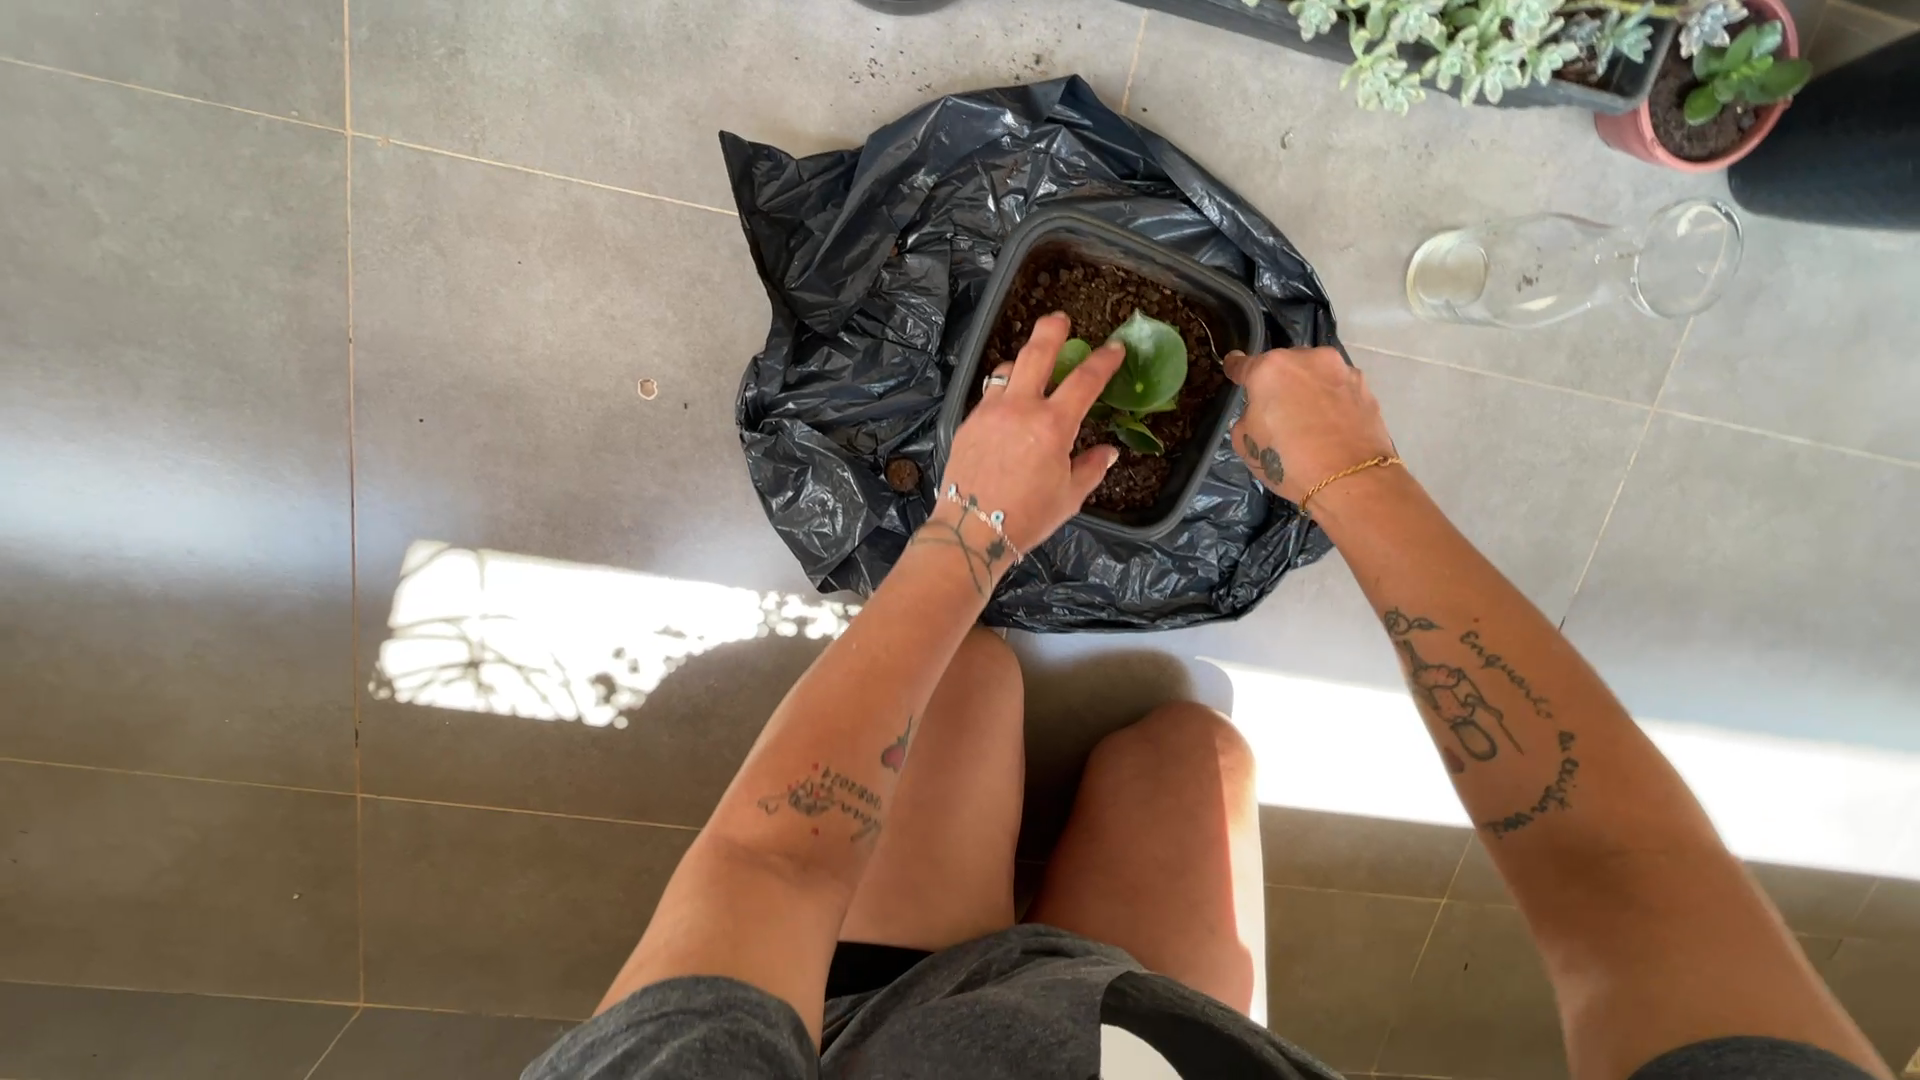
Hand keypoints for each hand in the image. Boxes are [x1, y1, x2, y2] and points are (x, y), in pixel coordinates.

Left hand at [936, 312, 1124, 555]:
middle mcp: (1020, 409)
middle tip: (1060, 319)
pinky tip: (1007, 403)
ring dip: (1022, 362)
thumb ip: (1090, 468)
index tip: (1114, 348)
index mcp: (1053, 425)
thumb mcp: (1069, 497)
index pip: (1085, 381)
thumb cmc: (1027, 517)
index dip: (1103, 361)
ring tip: (1030, 365)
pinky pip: (989, 394)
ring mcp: (990, 412)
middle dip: (1051, 330)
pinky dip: (1002, 390)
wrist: (972, 530)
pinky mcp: (969, 423)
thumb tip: (1107, 452)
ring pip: (1007, 370)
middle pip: (1037, 354)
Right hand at [1225, 346, 1395, 504]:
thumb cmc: (1287, 461)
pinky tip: (1330, 423)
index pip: (1242, 364)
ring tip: (1307, 416)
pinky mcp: (1364, 386)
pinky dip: (1330, 399)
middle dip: (1277, 382)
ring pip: (1313, 373)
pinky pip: (1336, 387)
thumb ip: (1246, 417)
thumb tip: (1259, 411)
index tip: (1232, 370)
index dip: (1234, 369)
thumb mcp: (1245, 444)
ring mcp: (1340, 369)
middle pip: (1283, 365)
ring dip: (1307, 387)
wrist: (1350, 479)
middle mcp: (1306, 359)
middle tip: (1276, 409)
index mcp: (1269, 370)